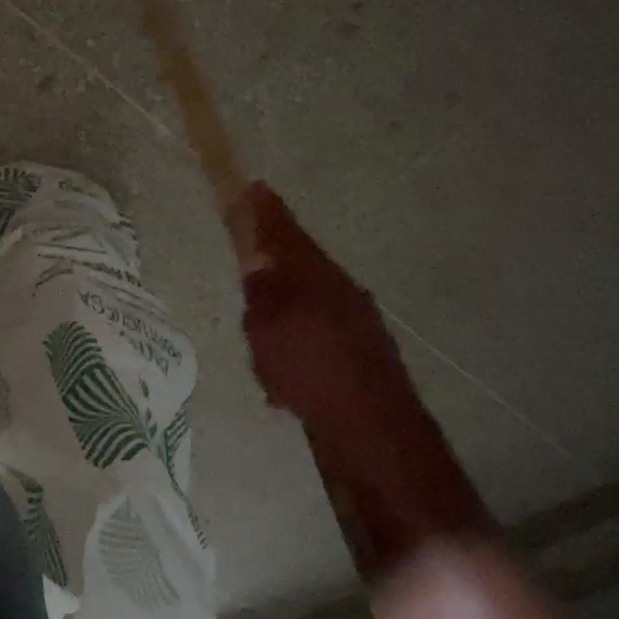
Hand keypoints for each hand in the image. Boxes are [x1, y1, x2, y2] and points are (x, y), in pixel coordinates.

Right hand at [235, 182, 488, 573]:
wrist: (373, 432)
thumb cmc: (314, 372)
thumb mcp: (273, 328)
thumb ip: (264, 291)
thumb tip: (258, 256)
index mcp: (320, 282)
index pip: (288, 236)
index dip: (267, 212)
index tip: (250, 186)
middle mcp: (342, 297)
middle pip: (301, 266)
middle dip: (273, 255)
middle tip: (245, 246)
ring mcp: (352, 329)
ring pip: (307, 302)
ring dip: (281, 302)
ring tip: (254, 318)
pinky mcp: (353, 360)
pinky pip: (311, 336)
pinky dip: (290, 340)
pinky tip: (278, 367)